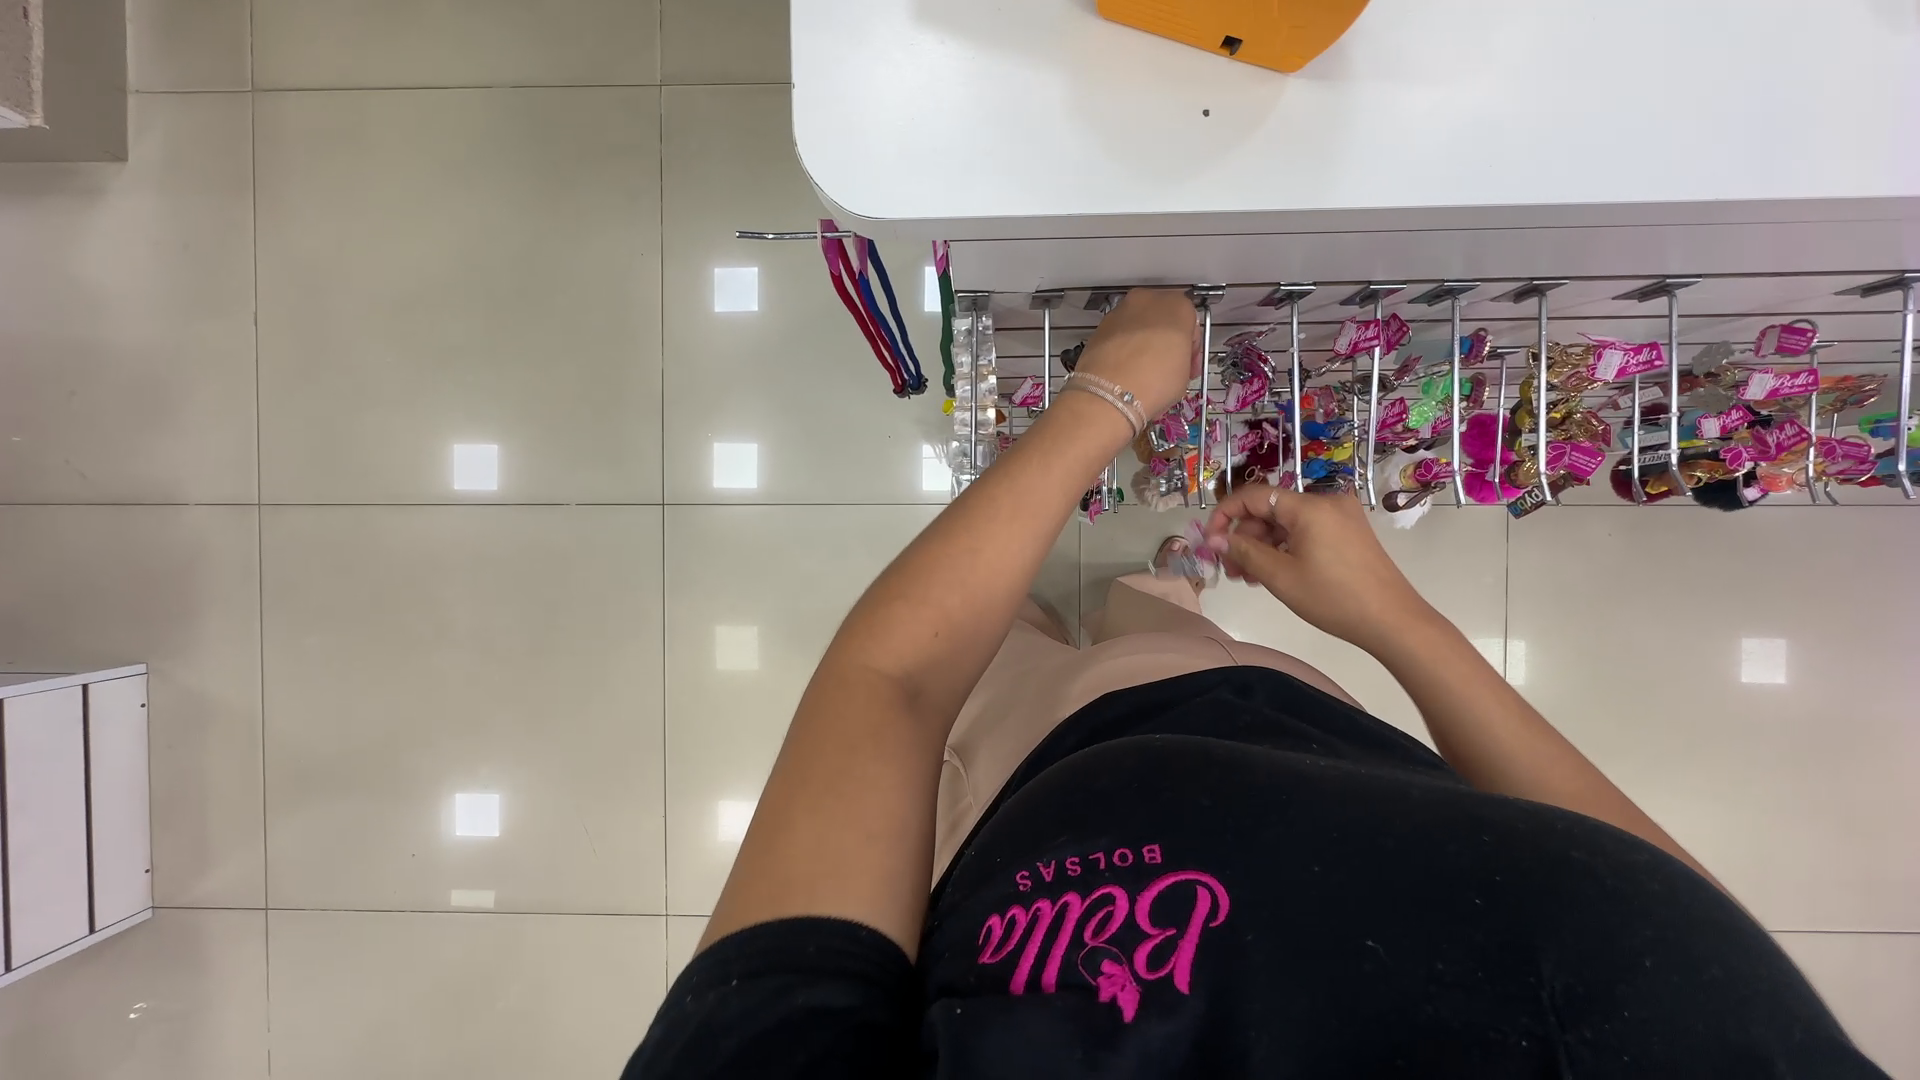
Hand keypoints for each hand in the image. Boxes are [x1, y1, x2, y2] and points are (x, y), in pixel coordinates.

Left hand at [1072, 290, 1200, 420]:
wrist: (1110, 393)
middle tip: (1167, 367)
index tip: (1188, 366)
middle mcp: (1148, 300)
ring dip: (1143, 342)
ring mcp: (1120, 311)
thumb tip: (1173, 362)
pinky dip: (1123, 348)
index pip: (1191, 323)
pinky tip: (1124, 370)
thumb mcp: (1185, 373)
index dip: (1190, 348)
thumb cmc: (1155, 380)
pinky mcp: (1099, 327)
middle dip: (1166, 339)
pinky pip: (1119, 335)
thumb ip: (1183, 357)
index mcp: (1178, 306)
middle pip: (1163, 318)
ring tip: (1143, 371)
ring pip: (1138, 325)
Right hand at [1202, 484, 1439, 654]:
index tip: (1209, 541)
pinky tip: (1273, 572)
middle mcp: (1325, 502)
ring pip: (1285, 523)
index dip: (1224, 515)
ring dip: (1262, 546)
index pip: (1253, 496)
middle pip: (1269, 510)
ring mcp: (1339, 516)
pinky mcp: (1347, 532)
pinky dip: (1284, 548)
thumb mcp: (1280, 576)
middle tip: (1229, 569)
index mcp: (1308, 506)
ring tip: (1248, 577)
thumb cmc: (1333, 597)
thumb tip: (1214, 539)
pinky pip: (1304, 531)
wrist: (1392, 621)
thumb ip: (1243, 551)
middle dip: (1244, 537)